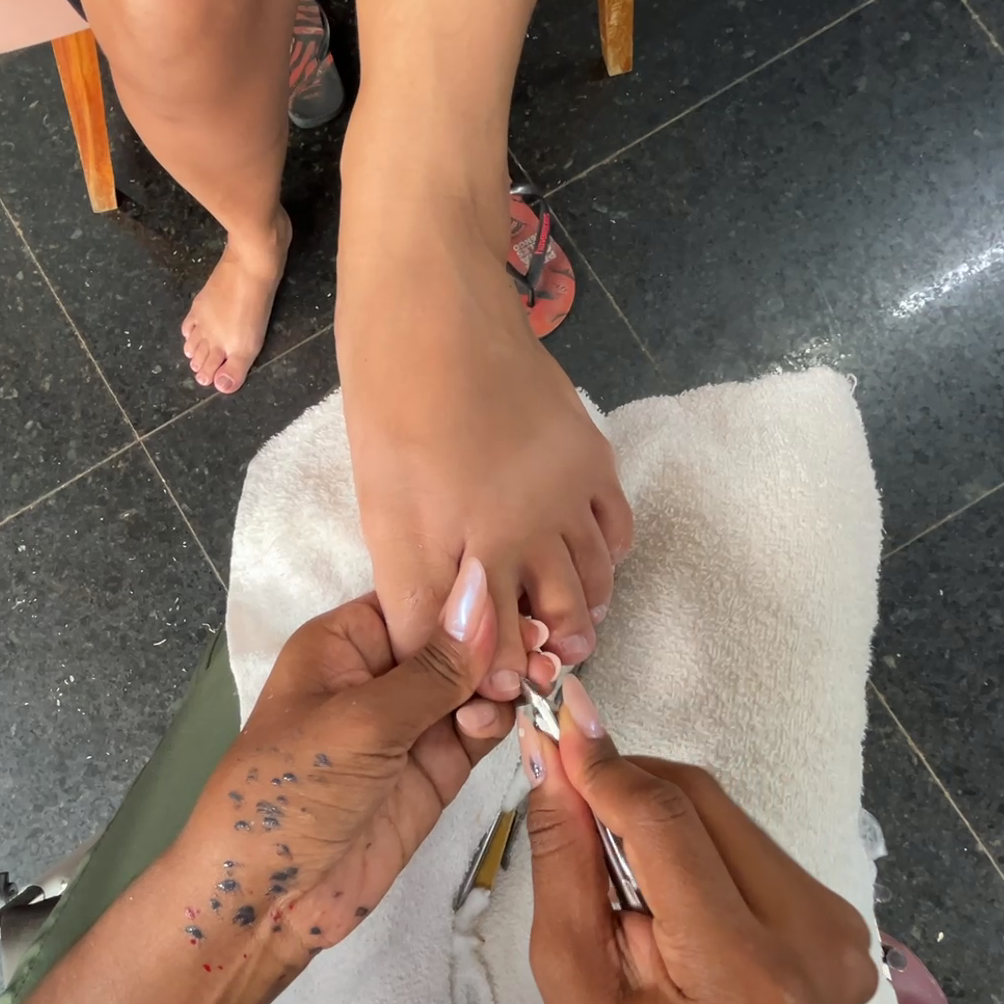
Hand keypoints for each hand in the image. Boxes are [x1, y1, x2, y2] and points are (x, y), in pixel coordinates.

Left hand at [0, 562, 514, 1003]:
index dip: (467, 598)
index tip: (519, 596)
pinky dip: (495, 720)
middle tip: (543, 645)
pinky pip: (477, 729)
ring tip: (533, 680)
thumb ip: (434, 665)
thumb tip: (481, 584)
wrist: (271, 902)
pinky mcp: (434, 767)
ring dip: (501, 681)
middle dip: (493, 642)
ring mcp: (410, 722)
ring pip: (471, 685)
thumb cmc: (293, 786)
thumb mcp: (362, 720)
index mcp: (346, 641)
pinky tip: (496, 719)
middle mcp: (380, 673)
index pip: (416, 598)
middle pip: (451, 642)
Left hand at [336, 196, 632, 714]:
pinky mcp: (592, 451)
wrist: (434, 307)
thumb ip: (417, 593)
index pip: (509, 647)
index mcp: (492, 549)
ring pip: (600, 577)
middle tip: (528, 663)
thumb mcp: (384, 511)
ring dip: (580, 610)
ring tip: (555, 624)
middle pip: (569, 617)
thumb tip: (442, 662)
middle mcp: (551, 527)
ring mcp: (579, 487)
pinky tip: (582, 561)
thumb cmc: (391, 411)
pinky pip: (619, 527)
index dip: (503, 680)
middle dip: (548, 652)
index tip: (490, 696)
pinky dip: (606, 558)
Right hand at [521, 677, 879, 1003]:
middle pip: (697, 799)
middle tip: (576, 803)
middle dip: (625, 785)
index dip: (605, 764)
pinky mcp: (841, 917)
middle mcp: (815, 940)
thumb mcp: (570, 966)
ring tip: (626, 868)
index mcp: (746, 975)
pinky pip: (744, 832)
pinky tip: (669, 880)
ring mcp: (840, 929)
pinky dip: (691, 833)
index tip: (559, 717)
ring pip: (720, 807)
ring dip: (656, 809)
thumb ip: (562, 851)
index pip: (665, 822)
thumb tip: (550, 749)